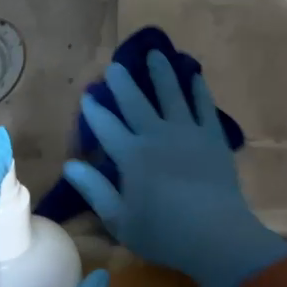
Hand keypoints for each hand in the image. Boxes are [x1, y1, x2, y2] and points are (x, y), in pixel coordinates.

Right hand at [62, 51, 286, 286]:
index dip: (94, 111)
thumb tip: (71, 165)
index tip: (87, 96)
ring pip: (171, 93)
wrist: (215, 234)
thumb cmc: (163, 233)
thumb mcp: (120, 220)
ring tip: (155, 53)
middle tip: (114, 67)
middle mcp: (157, 135)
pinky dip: (198, 88)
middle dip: (122, 83)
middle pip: (135, 102)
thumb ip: (95, 190)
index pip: (106, 127)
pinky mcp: (212, 135)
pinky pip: (204, 104)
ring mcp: (187, 131)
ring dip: (161, 72)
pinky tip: (194, 75)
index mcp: (131, 156)